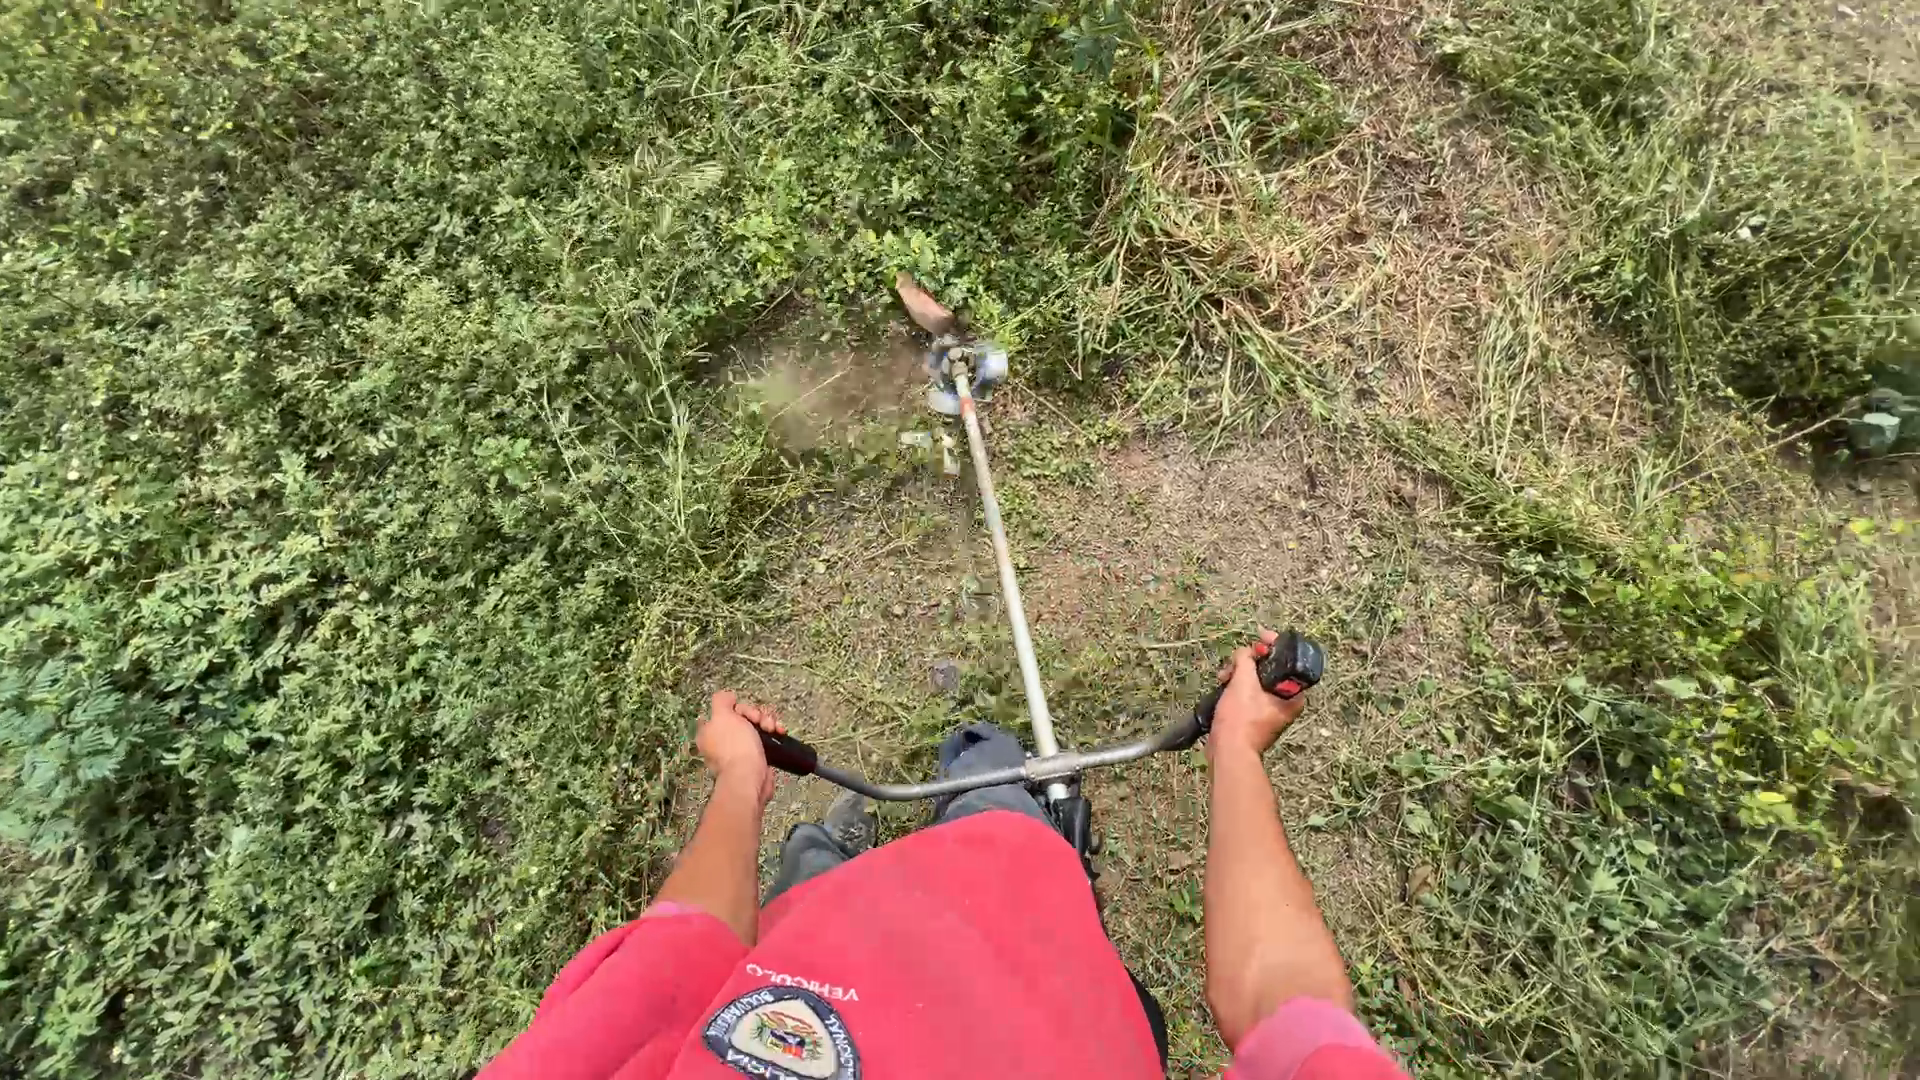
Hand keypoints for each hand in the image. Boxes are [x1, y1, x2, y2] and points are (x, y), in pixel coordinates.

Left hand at [699, 691, 784, 803]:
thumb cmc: (735, 745)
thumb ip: (721, 701)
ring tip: (774, 729)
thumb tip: (729, 698)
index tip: (744, 713)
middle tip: (760, 721)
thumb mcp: (722, 715)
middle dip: (756, 714)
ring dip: (767, 721)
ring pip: (756, 724)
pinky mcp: (755, 755)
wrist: (749, 777)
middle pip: (742, 716)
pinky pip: (765, 737)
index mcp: (709, 731)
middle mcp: (722, 740)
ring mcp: (739, 749)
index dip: (737, 707)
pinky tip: (780, 732)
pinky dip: (773, 733)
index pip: (723, 710)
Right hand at [1208, 627, 1307, 758]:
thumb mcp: (1243, 683)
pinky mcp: (1255, 713)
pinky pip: (1248, 690)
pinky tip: (1223, 684)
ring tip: (1223, 676)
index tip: (1259, 636)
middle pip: (1268, 668)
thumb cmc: (1241, 719)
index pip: (1288, 660)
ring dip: (1238, 672)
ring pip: (1256, 678)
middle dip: (1248, 661)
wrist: (1229, 750)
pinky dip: (1236, 684)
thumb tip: (1245, 652)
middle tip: (1234, 662)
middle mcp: (1286, 701)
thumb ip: (1246, 660)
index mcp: (1293, 695)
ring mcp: (1270, 708)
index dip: (1272, 644)